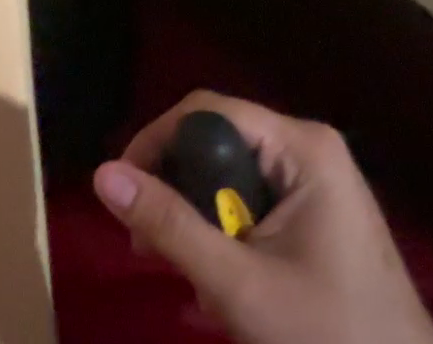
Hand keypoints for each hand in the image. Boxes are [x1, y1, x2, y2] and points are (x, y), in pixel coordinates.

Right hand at [94, 91, 432, 343]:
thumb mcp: (238, 284)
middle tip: (146, 245)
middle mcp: (307, 147)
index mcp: (301, 147)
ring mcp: (313, 178)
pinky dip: (223, 232)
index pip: (205, 112)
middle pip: (214, 141)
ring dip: (196, 218)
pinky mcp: (312, 208)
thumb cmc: (330, 335)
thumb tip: (102, 176)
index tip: (124, 193)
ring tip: (179, 270)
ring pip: (227, 173)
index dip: (156, 143)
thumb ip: (170, 226)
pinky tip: (217, 280)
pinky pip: (249, 199)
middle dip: (175, 190)